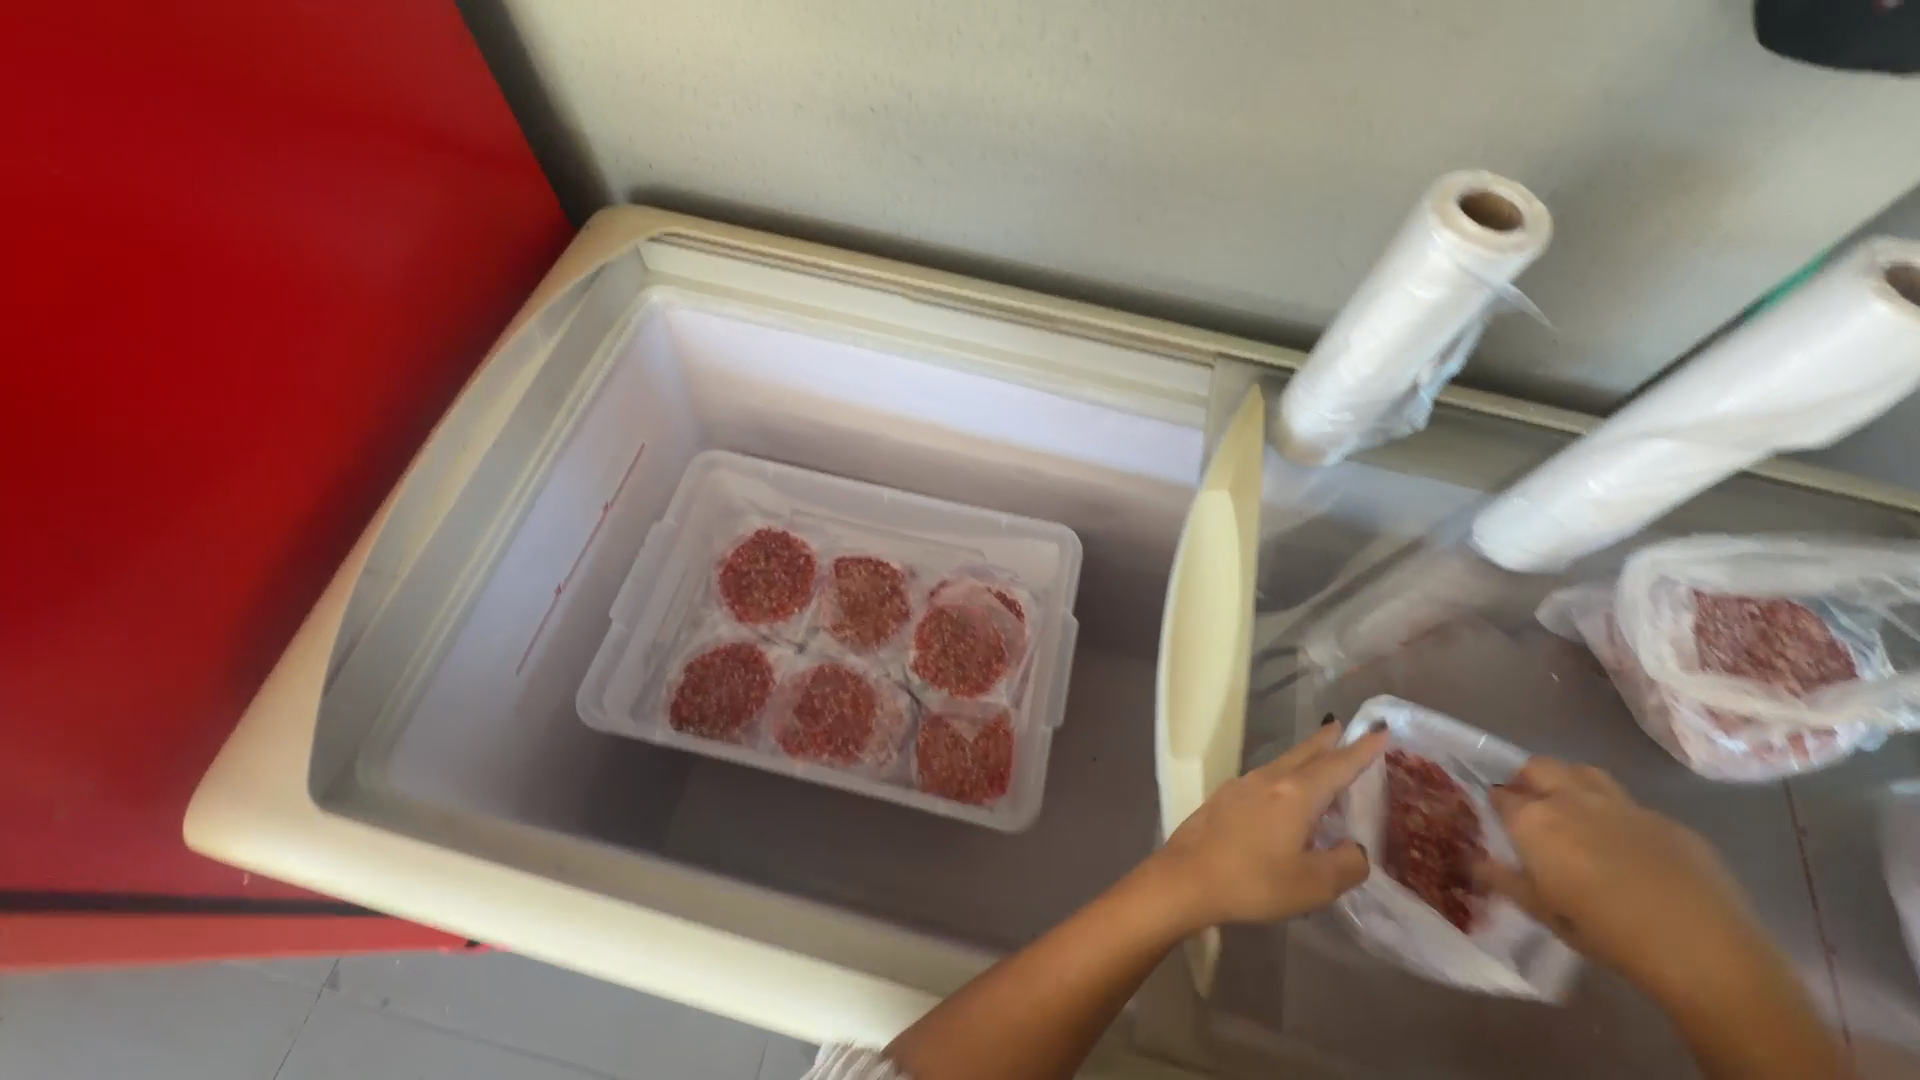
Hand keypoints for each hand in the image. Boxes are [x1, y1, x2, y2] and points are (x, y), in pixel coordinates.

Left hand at [1149, 724, 1387, 931]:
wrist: (1185, 879)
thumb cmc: (1253, 881)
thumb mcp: (1314, 884)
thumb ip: (1345, 864)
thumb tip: (1354, 849)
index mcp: (1295, 794)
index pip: (1337, 765)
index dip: (1361, 750)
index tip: (1379, 731)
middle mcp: (1268, 780)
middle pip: (1305, 754)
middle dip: (1327, 742)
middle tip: (1343, 729)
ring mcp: (1240, 786)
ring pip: (1281, 764)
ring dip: (1304, 760)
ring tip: (1319, 762)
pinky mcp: (1222, 799)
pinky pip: (1263, 780)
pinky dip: (1283, 780)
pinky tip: (1282, 798)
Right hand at [1478, 758, 1772, 1001]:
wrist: (1701, 948)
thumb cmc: (1605, 932)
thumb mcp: (1542, 912)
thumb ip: (1504, 880)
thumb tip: (1476, 862)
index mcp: (1534, 820)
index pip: (1500, 795)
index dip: (1496, 806)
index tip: (1499, 822)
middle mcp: (1572, 799)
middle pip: (1539, 766)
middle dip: (1528, 780)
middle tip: (1531, 808)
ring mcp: (1623, 805)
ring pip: (1584, 772)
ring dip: (1570, 783)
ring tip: (1574, 812)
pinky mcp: (1666, 820)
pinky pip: (1630, 805)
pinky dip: (1617, 815)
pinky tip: (1629, 848)